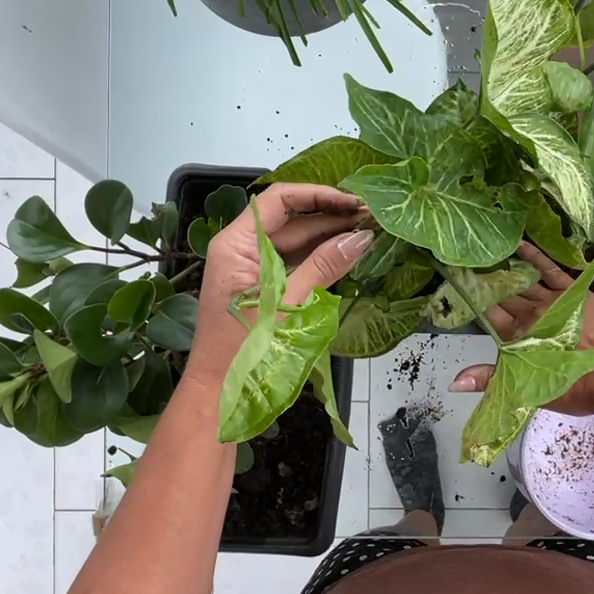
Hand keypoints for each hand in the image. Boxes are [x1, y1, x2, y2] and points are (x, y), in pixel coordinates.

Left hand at [188, 184, 373, 379]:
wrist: (220, 398)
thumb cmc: (245, 355)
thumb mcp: (289, 307)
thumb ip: (325, 268)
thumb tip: (361, 238)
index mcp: (236, 245)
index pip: (280, 201)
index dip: (319, 196)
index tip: (354, 201)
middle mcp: (242, 252)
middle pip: (291, 220)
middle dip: (331, 217)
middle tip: (373, 218)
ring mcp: (253, 272)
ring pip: (297, 243)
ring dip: (331, 237)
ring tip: (369, 232)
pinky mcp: (264, 292)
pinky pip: (296, 266)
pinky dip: (322, 260)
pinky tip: (350, 256)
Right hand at [447, 241, 593, 415]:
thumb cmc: (576, 389)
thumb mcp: (527, 390)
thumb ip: (489, 380)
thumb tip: (453, 382)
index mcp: (517, 338)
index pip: (489, 315)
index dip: (476, 302)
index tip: (461, 287)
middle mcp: (530, 314)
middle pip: (505, 297)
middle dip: (488, 286)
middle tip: (472, 271)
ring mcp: (553, 300)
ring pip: (523, 283)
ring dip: (507, 272)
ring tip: (490, 259)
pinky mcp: (575, 293)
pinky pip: (550, 270)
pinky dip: (534, 257)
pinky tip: (521, 246)